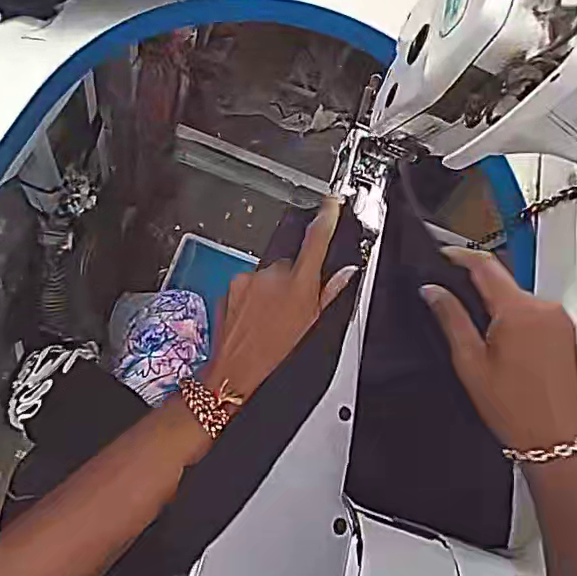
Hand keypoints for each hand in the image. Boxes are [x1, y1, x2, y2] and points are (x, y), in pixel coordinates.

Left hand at [206, 195, 357, 403]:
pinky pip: (249, 283)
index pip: (316, 240)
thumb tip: (344, 273)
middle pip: (289, 262)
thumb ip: (329, 293)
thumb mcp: (312, 325)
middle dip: (292, 277)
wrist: (235, 372)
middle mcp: (272, 276)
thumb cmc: (275, 355)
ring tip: (270, 317)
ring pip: (268, 274)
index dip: (327, 217)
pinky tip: (255, 317)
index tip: (332, 203)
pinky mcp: (231, 284)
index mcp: (298, 284)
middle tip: (292, 304)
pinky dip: (254, 295)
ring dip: (271, 289)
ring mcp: (249, 279)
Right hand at [420, 247, 576, 452]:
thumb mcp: (471, 363)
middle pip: (503, 283)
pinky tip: (512, 352)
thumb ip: (450, 318)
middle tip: (460, 314)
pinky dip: (520, 321)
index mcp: (519, 312)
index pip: (485, 266)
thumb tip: (433, 291)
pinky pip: (537, 312)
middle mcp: (545, 309)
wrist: (554, 440)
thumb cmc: (516, 410)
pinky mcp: (567, 330)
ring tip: (491, 347)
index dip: (461, 256)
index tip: (447, 254)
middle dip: (480, 293)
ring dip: (501, 309)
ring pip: (520, 298)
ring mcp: (560, 319)